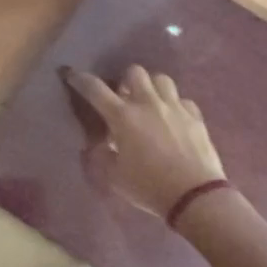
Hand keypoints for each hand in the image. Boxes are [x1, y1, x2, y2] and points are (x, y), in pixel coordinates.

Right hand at [66, 64, 226, 220]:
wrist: (193, 194)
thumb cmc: (148, 186)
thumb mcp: (114, 177)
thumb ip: (103, 157)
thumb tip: (100, 146)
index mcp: (123, 117)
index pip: (95, 90)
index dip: (80, 79)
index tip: (72, 75)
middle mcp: (148, 104)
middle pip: (134, 72)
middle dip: (125, 80)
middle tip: (123, 97)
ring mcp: (174, 108)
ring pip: (161, 79)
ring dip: (151, 87)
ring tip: (149, 103)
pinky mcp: (195, 116)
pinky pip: (182, 100)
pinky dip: (174, 105)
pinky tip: (172, 119)